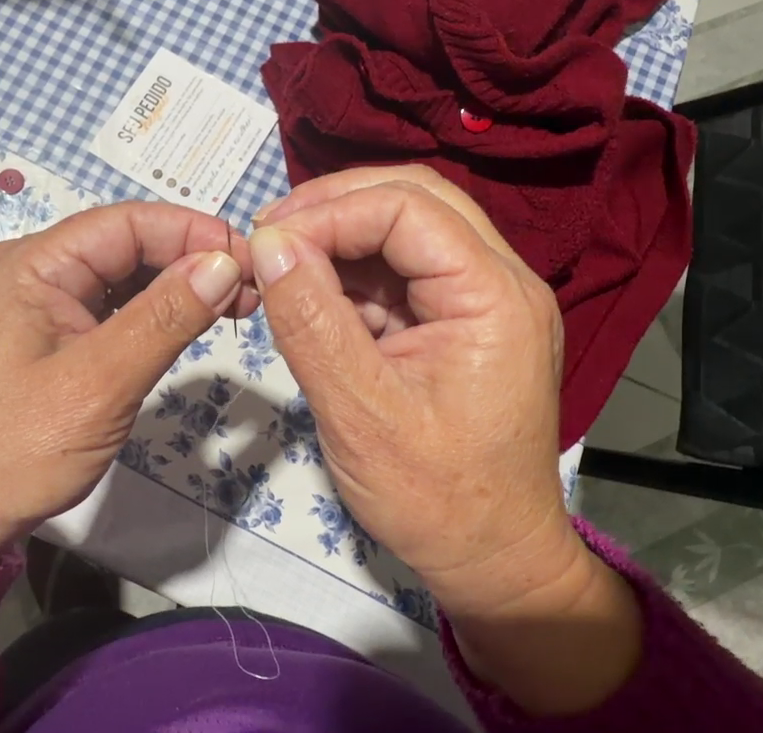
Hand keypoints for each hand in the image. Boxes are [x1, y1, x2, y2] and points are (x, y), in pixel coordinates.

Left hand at [0, 203, 254, 564]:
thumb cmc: (17, 449)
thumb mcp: (100, 383)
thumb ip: (165, 318)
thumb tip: (225, 262)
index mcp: (36, 264)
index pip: (128, 222)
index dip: (194, 232)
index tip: (251, 259)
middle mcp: (36, 269)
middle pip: (127, 244)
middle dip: (192, 259)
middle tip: (253, 291)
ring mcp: (41, 303)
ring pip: (123, 276)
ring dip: (178, 286)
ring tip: (235, 308)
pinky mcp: (50, 335)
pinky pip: (111, 308)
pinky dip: (153, 313)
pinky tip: (191, 325)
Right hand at [250, 166, 639, 713]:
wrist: (492, 562)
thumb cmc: (435, 499)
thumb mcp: (360, 414)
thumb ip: (311, 321)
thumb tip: (267, 243)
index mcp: (493, 296)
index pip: (408, 209)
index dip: (330, 212)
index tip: (265, 241)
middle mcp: (498, 280)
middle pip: (413, 200)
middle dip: (334, 206)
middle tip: (268, 233)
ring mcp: (480, 298)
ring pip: (403, 228)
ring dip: (336, 235)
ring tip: (277, 258)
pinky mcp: (455, 319)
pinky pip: (397, 270)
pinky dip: (347, 271)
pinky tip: (307, 290)